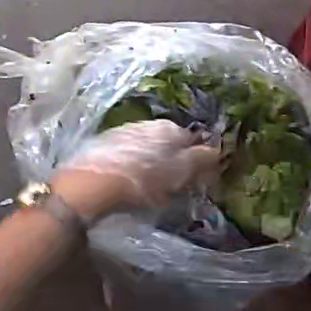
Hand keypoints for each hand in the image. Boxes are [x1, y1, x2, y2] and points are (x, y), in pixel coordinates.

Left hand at [51, 119, 219, 219]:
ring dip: (153, 163)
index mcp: (171, 129)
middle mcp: (147, 124)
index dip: (199, 159)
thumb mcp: (181, 174)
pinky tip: (129, 181)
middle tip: (176, 185)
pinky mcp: (102, 146)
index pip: (193, 140)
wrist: (93, 184)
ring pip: (147, 147)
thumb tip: (217, 152)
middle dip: (175, 160)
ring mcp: (123, 132)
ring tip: (151, 186)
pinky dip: (133, 166)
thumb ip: (202, 161)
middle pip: (169, 143)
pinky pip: (127, 155)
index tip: (200, 178)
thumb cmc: (145, 180)